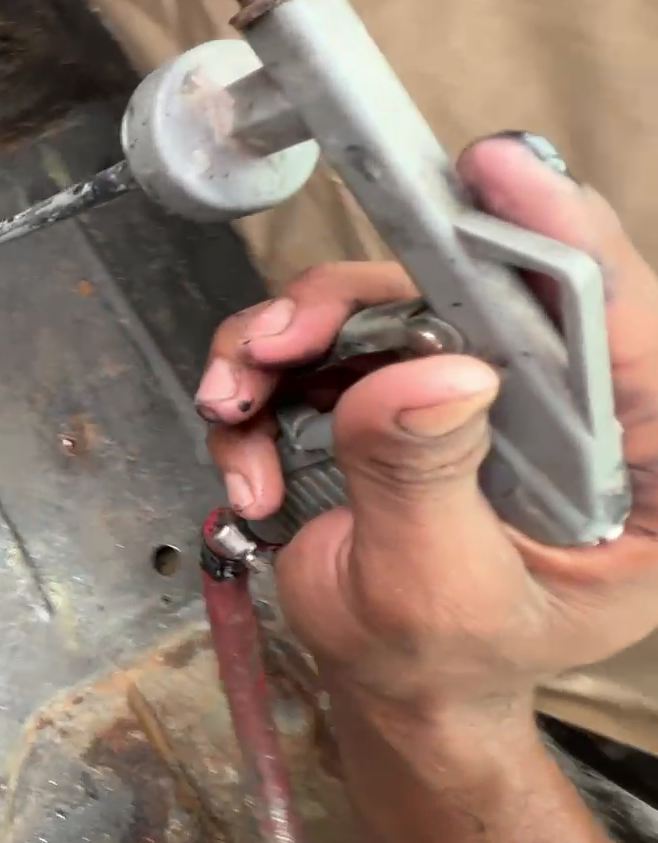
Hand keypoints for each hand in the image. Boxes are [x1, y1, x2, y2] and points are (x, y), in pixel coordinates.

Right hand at [199, 134, 657, 717]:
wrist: (378, 674)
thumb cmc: (437, 652)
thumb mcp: (435, 583)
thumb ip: (427, 478)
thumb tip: (434, 370)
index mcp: (623, 457)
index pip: (612, 326)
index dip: (553, 238)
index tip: (495, 168)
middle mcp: (530, 405)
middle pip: (432, 301)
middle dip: (328, 317)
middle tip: (259, 352)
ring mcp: (436, 398)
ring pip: (340, 324)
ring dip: (262, 362)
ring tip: (223, 415)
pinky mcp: (362, 404)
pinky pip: (288, 369)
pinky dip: (244, 410)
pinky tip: (243, 471)